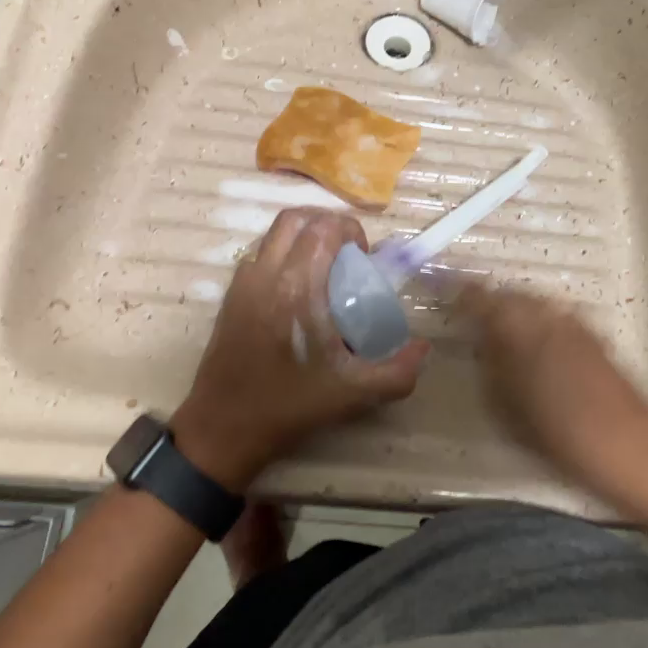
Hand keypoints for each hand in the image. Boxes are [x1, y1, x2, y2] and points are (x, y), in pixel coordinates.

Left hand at [173, 208, 429, 489]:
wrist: (223, 429)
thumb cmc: (289, 406)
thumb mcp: (354, 394)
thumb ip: (397, 372)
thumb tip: (423, 348)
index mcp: (298, 288)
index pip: (324, 228)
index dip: (349, 230)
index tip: (363, 256)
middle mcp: (267, 275)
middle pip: (296, 218)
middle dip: (326, 223)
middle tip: (345, 254)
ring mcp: (243, 283)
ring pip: (273, 233)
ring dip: (302, 236)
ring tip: (323, 267)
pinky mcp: (230, 296)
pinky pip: (259, 254)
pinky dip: (281, 254)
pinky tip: (296, 288)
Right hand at [458, 285, 647, 481]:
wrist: (626, 444)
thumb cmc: (557, 432)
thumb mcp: (505, 406)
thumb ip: (489, 365)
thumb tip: (481, 341)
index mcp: (518, 326)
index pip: (481, 298)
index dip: (463, 296)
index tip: (449, 300)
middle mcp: (547, 313)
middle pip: (511, 295)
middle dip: (492, 302)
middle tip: (474, 317)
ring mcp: (575, 321)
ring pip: (536, 304)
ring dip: (518, 311)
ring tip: (504, 333)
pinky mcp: (594, 335)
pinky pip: (556, 317)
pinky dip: (541, 323)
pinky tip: (537, 346)